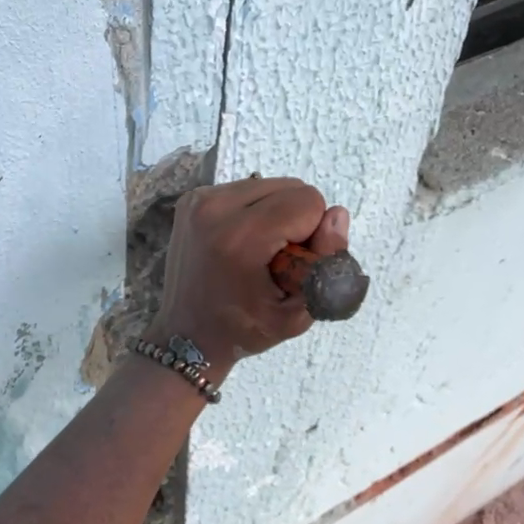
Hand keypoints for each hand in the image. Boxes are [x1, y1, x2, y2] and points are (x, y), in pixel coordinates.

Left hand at [146, 177, 350, 379]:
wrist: (186, 337)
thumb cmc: (244, 332)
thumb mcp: (297, 314)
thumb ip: (325, 264)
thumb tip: (337, 215)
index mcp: (240, 238)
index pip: (308, 201)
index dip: (314, 234)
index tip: (294, 265)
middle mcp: (215, 208)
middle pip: (290, 188)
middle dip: (297, 222)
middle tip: (278, 261)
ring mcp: (199, 200)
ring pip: (269, 186)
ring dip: (276, 215)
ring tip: (259, 254)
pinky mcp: (191, 199)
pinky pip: (245, 190)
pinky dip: (254, 213)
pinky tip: (241, 245)